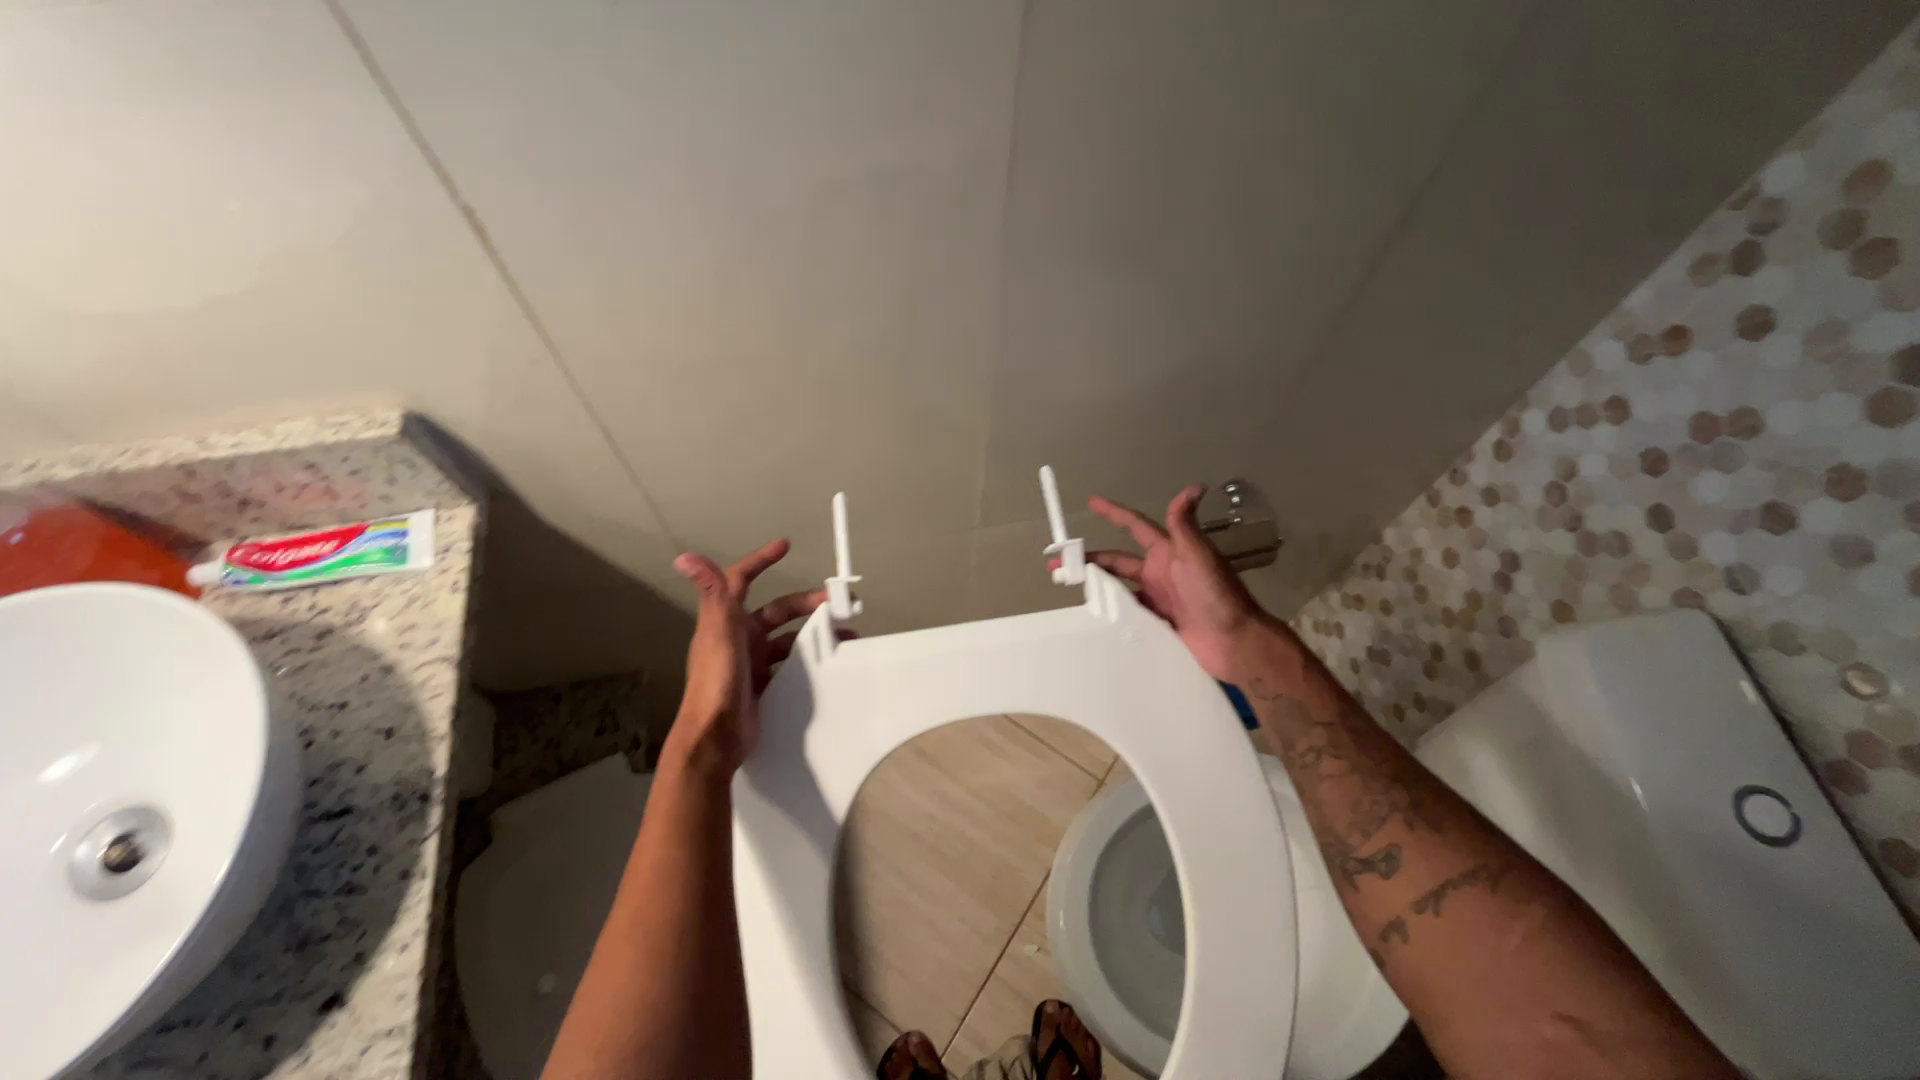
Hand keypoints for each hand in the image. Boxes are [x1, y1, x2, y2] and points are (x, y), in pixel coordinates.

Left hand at [667, 538, 826, 774]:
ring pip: (788, 639)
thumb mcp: (718, 632)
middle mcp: (738, 637)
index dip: (761, 561)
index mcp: (725, 621)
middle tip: (836, 603)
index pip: (741, 580)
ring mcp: (751, 663)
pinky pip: (790, 666)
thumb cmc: (717, 681)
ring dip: (813, 634)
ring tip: (843, 636)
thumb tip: (683, 557)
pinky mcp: (763, 685)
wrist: (716, 737)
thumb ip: (711, 594)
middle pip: (776, 611)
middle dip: (805, 603)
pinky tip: (829, 663)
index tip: (786, 547)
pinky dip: (809, 661)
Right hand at [1076, 485, 1276, 681]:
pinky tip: (1092, 616)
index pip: (1135, 526)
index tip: (1091, 502)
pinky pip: (1129, 614)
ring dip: (1096, 586)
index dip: (1114, 513)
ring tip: (1069, 589)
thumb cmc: (1215, 594)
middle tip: (1058, 561)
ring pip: (1119, 588)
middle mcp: (1161, 572)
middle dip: (1089, 558)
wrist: (1234, 641)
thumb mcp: (1198, 554)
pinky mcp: (1160, 623)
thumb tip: (1194, 486)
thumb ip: (1186, 524)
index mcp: (1168, 552)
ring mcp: (1160, 599)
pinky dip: (1111, 612)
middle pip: (1117, 561)